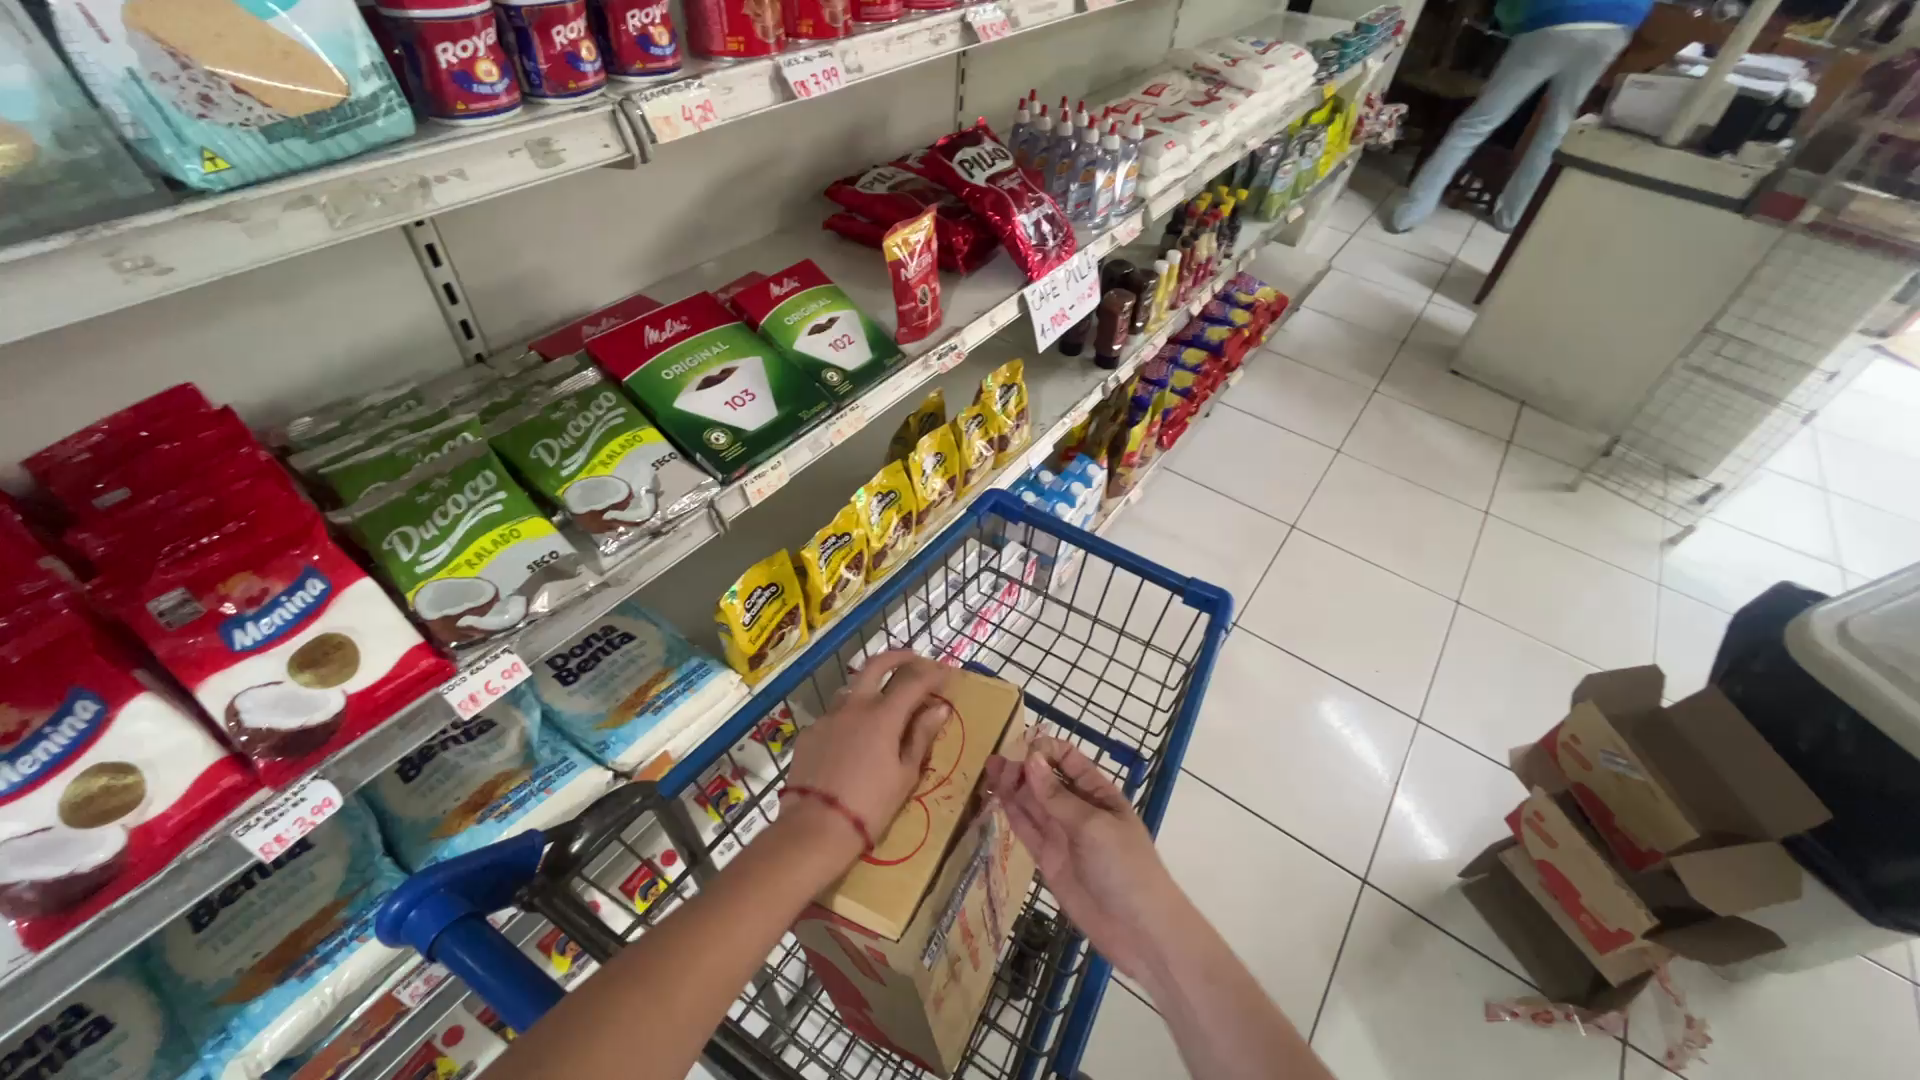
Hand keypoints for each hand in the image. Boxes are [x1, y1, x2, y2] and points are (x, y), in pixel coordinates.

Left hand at [782, 651, 951, 863]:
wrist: (815, 827)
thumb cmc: (870, 806)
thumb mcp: (905, 774)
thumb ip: (921, 736)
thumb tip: (939, 709)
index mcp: (883, 715)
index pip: (913, 680)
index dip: (933, 674)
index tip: (946, 675)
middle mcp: (854, 706)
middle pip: (878, 665)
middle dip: (900, 657)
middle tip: (916, 661)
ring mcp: (828, 717)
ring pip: (853, 688)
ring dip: (872, 686)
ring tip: (884, 702)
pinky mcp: (810, 732)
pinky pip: (835, 714)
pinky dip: (851, 716)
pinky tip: (854, 737)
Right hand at [984, 737, 1189, 984]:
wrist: (1138, 930)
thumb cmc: (1125, 867)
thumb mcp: (1093, 826)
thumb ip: (1057, 796)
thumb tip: (1030, 760)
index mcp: (1098, 793)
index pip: (1068, 759)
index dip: (1045, 751)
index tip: (1020, 749)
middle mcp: (1078, 809)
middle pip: (1046, 780)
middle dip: (1022, 767)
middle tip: (995, 761)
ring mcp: (1062, 835)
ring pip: (1032, 803)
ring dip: (1012, 787)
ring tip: (988, 771)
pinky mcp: (1048, 860)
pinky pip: (1027, 830)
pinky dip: (1011, 813)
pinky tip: (995, 797)